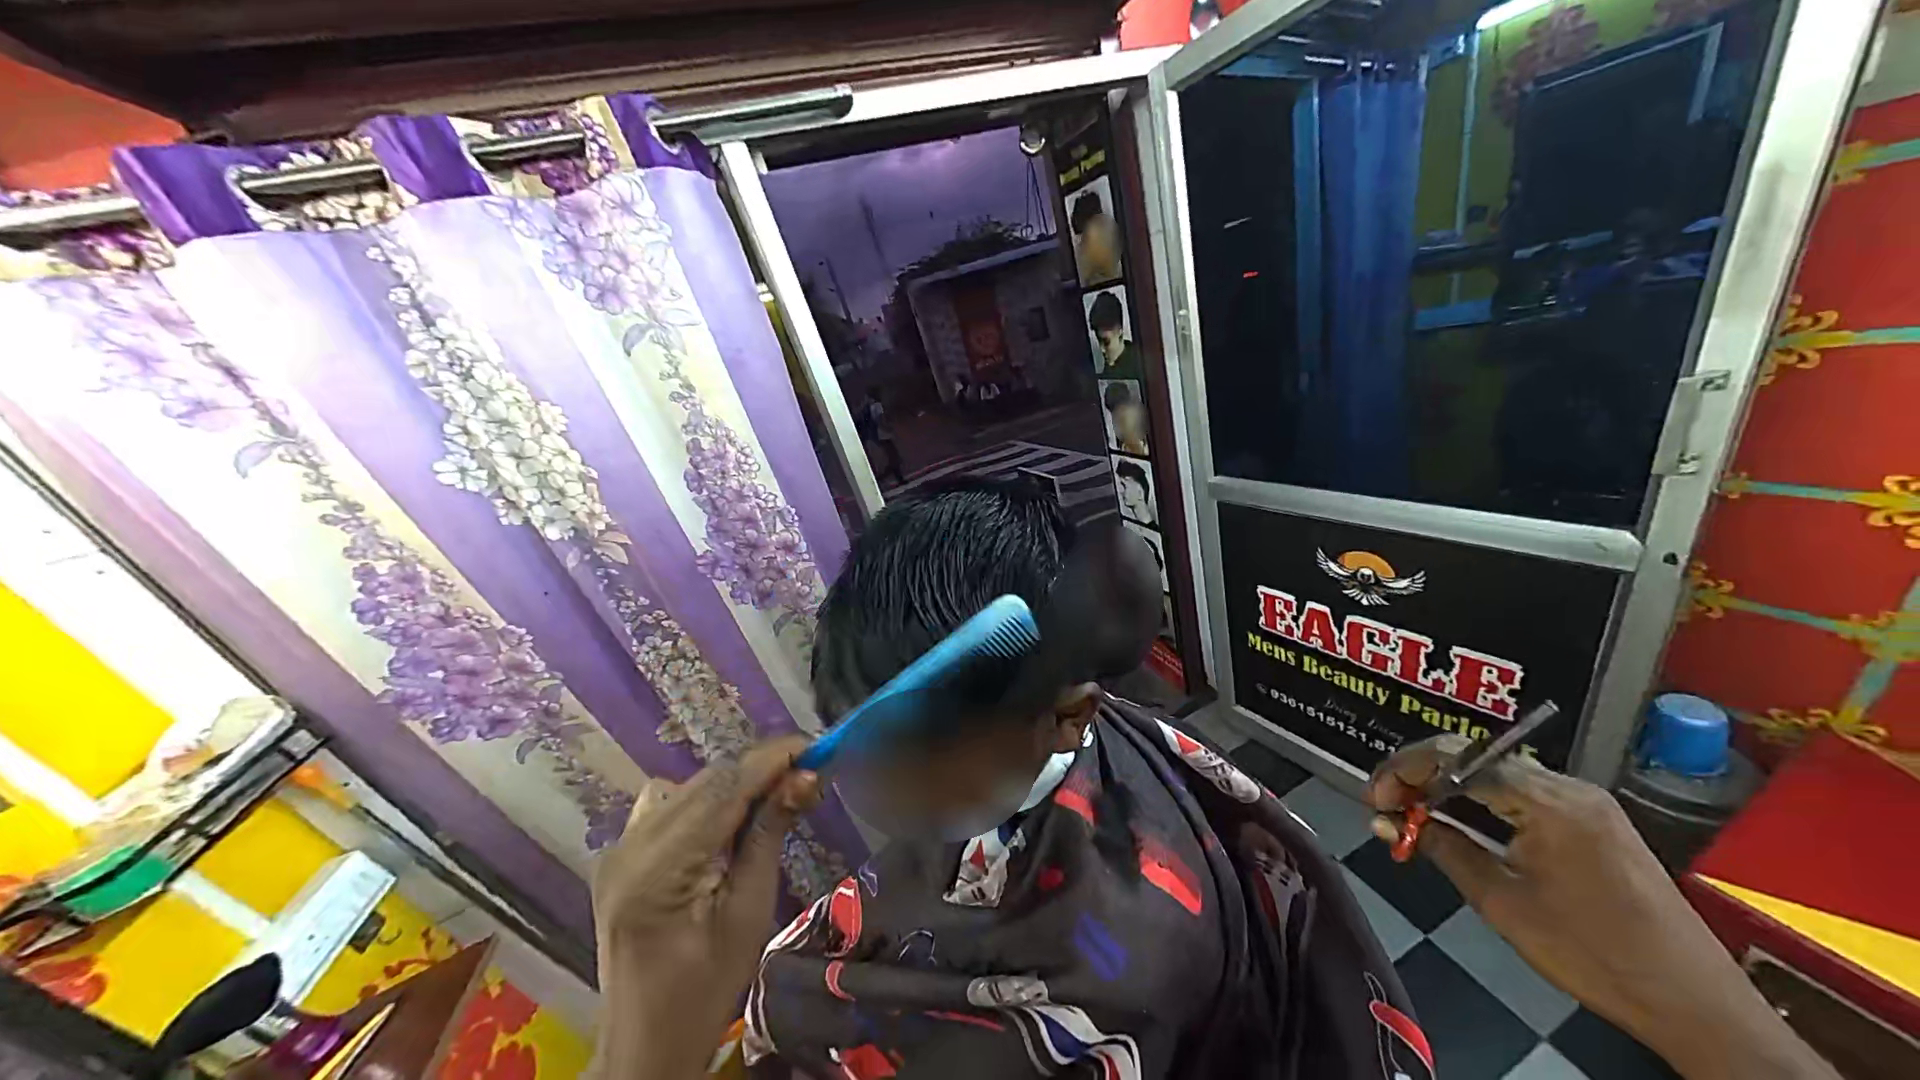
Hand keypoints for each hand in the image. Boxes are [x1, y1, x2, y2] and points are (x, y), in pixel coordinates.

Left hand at [588, 736, 822, 1079]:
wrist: (645, 1042)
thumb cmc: (707, 990)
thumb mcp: (750, 912)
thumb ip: (769, 834)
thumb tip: (806, 776)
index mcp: (657, 869)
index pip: (723, 789)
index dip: (772, 760)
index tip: (817, 746)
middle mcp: (629, 846)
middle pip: (707, 782)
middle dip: (761, 770)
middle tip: (809, 775)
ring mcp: (619, 847)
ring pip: (690, 787)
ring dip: (738, 782)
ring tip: (777, 795)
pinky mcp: (621, 853)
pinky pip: (668, 803)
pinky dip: (707, 798)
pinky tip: (727, 819)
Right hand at [1366, 737, 1834, 1079]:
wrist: (1698, 1006)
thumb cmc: (1593, 955)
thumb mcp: (1503, 903)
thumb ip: (1445, 849)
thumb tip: (1392, 822)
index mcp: (1549, 802)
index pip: (1456, 759)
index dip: (1404, 771)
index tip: (1373, 798)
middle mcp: (1568, 787)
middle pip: (1473, 756)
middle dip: (1419, 772)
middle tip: (1385, 802)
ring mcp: (1585, 800)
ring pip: (1493, 769)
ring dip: (1446, 783)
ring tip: (1410, 809)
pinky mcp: (1593, 819)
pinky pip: (1519, 789)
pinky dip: (1477, 796)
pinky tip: (1455, 816)